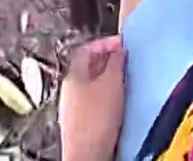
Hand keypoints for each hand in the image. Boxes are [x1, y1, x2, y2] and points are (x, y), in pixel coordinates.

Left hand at [59, 36, 126, 160]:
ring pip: (91, 84)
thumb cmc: (96, 121)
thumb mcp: (112, 83)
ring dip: (107, 79)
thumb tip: (119, 50)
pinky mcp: (80, 125)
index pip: (87, 48)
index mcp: (73, 75)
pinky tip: (115, 104)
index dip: (105, 43)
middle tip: (123, 59)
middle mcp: (69, 89)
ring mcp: (72, 108)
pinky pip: (93, 102)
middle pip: (88, 66)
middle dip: (107, 60)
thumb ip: (116, 62)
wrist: (88, 158)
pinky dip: (105, 97)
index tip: (120, 43)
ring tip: (122, 80)